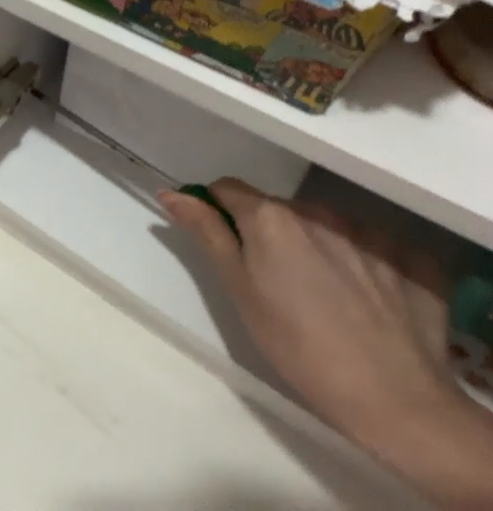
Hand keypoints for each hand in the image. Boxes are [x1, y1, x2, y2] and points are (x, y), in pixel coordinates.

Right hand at [163, 179, 492, 509]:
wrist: (401, 406)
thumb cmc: (300, 350)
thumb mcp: (239, 292)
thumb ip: (207, 235)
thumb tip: (176, 194)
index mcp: (277, 222)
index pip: (231, 190)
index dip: (215, 207)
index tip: (209, 233)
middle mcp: (326, 219)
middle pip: (279, 207)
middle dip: (264, 229)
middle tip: (260, 274)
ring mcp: (379, 242)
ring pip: (327, 227)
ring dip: (314, 245)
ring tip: (316, 292)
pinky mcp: (420, 268)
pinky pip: (378, 248)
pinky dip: (363, 262)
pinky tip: (365, 298)